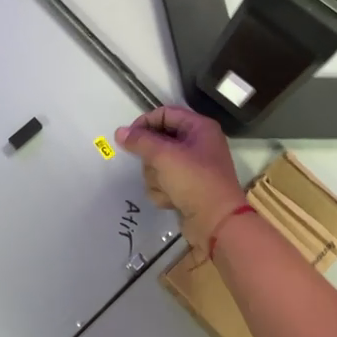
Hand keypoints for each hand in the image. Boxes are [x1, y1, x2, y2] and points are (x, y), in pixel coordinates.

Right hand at [116, 106, 247, 247]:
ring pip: (157, 164)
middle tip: (156, 168)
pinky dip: (163, 191)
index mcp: (199, 128)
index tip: (128, 138)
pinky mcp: (186, 187)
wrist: (216, 222)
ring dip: (156, 178)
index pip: (164, 114)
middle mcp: (197, 144)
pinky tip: (172, 200)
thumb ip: (140, 141)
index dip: (144, 123)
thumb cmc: (194, 181)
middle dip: (152, 159)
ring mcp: (192, 167)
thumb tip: (120, 132)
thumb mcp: (165, 156)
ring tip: (167, 188)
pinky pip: (163, 182)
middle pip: (158, 141)